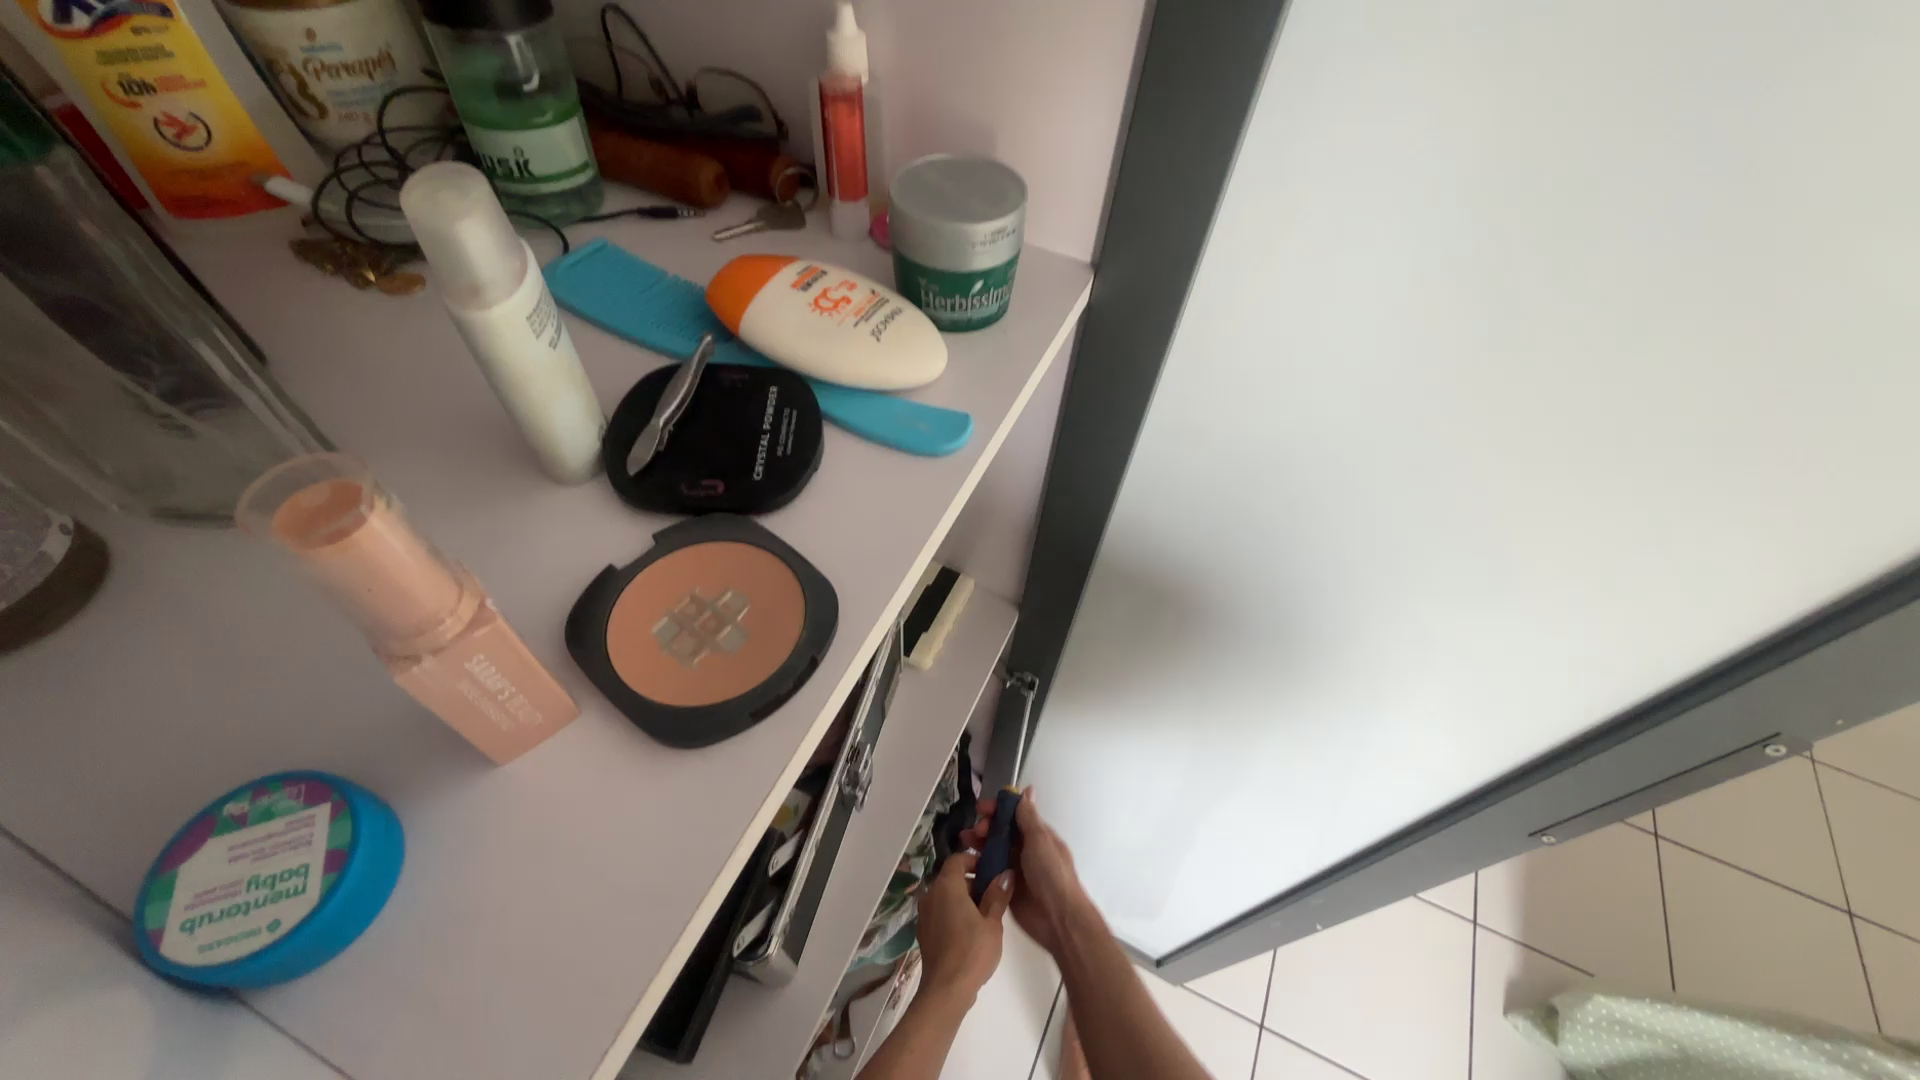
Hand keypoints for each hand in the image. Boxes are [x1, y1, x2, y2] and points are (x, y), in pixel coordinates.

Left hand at [917, 851, 1011, 1003]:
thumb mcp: (992, 922)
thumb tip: (1005, 874)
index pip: (957, 859)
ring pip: (946, 896)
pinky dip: (954, 913)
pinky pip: (940, 912)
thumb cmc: (972, 951)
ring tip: (986, 916)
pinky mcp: (924, 932)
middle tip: (994, 896)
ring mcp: (925, 914)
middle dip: (972, 882)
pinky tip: (970, 932)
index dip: (974, 860)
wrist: (946, 990)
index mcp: (946, 886)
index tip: (992, 870)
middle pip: (951, 878)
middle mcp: (931, 895)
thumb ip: (997, 895)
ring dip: (964, 899)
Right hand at [959, 789, 1088, 956]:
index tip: (981, 808)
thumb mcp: (1040, 840)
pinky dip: (979, 865)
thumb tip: (1027, 789)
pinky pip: (990, 871)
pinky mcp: (1006, 887)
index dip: (998, 810)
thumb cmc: (1051, 874)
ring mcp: (1016, 869)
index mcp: (1037, 836)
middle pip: (1001, 832)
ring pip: (993, 850)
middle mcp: (1026, 850)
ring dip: (979, 844)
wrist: (1058, 918)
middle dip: (986, 827)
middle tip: (974, 832)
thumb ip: (1028, 817)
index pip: (1015, 816)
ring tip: (965, 843)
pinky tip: (967, 863)